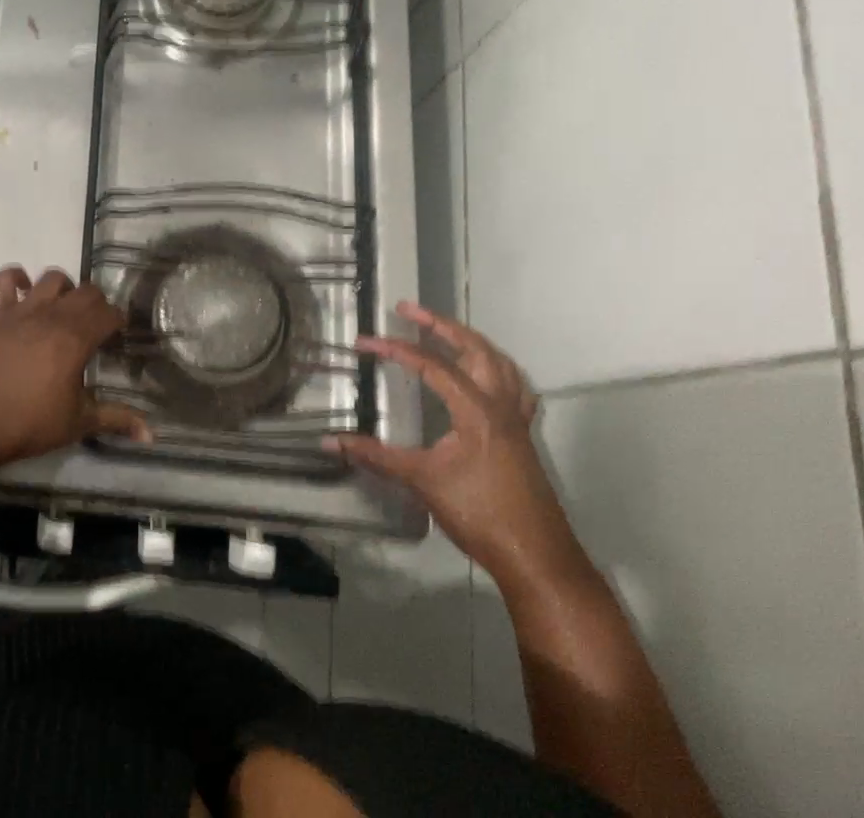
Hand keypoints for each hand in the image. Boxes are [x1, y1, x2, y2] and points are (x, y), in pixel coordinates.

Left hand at [0, 266, 149, 471]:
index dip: (117, 321)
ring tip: (64, 310)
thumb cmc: (29, 424)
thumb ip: (116, 420)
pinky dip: (17, 278)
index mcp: (75, 340)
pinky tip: (25, 292)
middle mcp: (50, 317)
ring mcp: (19, 313)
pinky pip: (4, 280)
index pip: (108, 314)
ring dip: (64, 288)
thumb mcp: (78, 423)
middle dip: (97, 304)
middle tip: (96, 325)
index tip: (118, 334)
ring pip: (51, 278)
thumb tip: (151, 433)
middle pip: (85, 292)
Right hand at [329, 302, 588, 590]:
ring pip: (500, 365)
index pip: (434, 367)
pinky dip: (496, 371)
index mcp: (477, 411)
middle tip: (408, 310)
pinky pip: (514, 389)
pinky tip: (484, 378)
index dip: (397, 349)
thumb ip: (375, 456)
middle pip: (476, 351)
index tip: (365, 341)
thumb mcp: (420, 481)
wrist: (534, 553)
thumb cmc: (477, 512)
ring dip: (472, 343)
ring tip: (445, 333)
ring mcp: (516, 421)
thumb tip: (329, 441)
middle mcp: (501, 407)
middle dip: (441, 326)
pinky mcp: (521, 437)